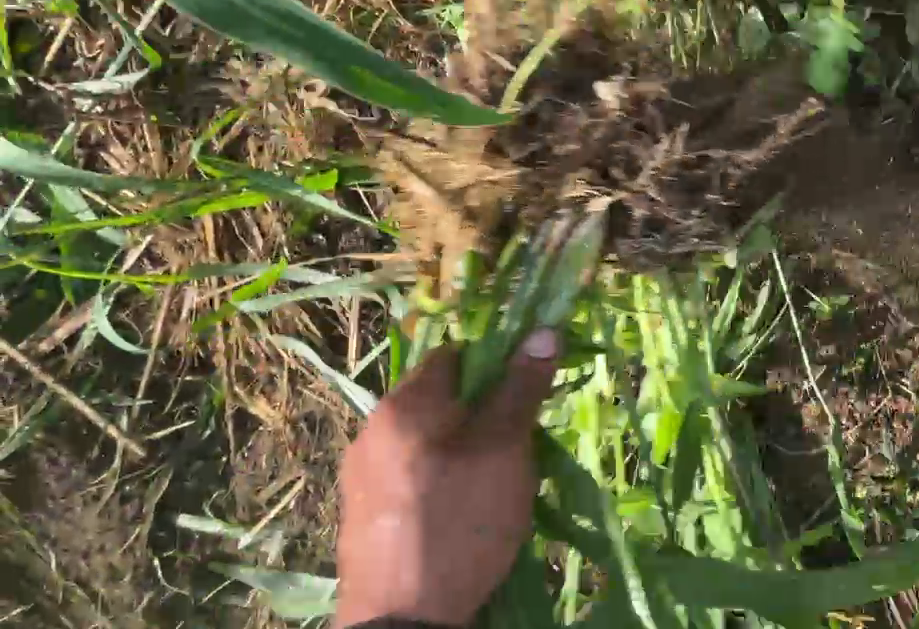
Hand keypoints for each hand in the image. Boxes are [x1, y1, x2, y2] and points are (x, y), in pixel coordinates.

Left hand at [334, 328, 559, 627]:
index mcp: (402, 406)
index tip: (532, 382)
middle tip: (525, 430)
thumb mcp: (504, 446)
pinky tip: (470, 500)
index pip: (458, 352)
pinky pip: (417, 468)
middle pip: (445, 395)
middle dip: (490, 404)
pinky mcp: (367, 512)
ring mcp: (363, 475)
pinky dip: (448, 469)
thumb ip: (522, 386)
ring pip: (433, 434)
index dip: (500, 358)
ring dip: (471, 438)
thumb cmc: (460, 520)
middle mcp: (373, 431)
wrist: (404, 623)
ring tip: (503, 469)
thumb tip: (543, 330)